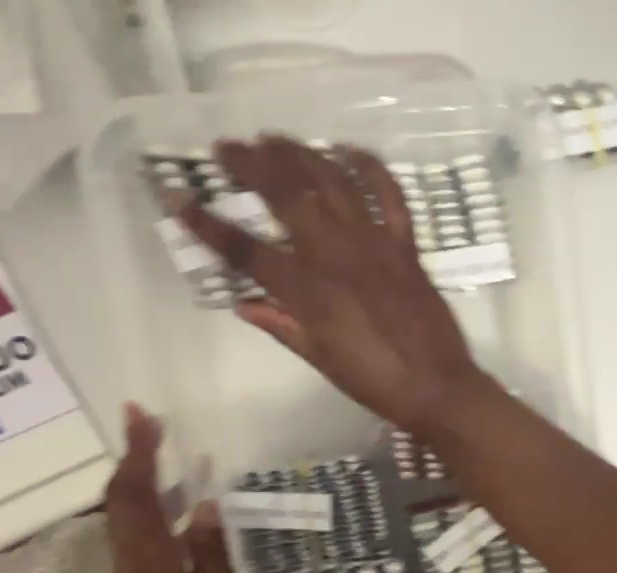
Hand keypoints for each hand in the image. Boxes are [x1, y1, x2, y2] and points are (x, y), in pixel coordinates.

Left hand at [105, 404, 251, 572]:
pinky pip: (134, 538)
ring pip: (122, 518)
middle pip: (118, 500)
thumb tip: (206, 505)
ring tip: (166, 459)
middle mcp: (130, 565)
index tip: (142, 415)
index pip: (135, 494)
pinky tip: (179, 512)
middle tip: (150, 424)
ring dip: (138, 482)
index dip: (137, 452)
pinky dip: (148, 511)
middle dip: (131, 457)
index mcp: (152, 563)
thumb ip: (211, 552)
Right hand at [175, 135, 500, 432]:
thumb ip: (283, 327)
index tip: (177, 198)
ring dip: (300, 155)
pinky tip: (347, 150)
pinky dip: (370, 168)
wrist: (439, 388)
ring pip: (333, 184)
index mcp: (311, 293)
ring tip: (274, 139)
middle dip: (252, 166)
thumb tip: (243, 303)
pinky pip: (390, 196)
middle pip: (288, 197)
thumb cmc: (377, 384)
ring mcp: (376, 246)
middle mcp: (339, 258)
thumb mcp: (322, 361)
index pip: (248, 251)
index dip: (209, 225)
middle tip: (227, 147)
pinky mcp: (406, 247)